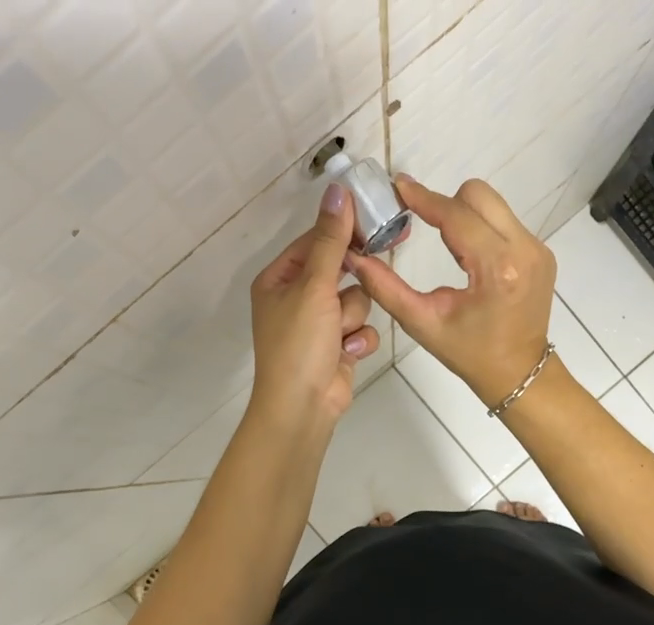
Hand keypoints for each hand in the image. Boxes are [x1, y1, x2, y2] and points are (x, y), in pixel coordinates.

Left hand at [249, 183, 380, 426]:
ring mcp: (318, 325)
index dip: (344, 234)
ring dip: (354, 317)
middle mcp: (297, 299)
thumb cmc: (299, 343)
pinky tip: (348, 353)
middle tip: (366, 278)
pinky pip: (361, 327)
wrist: (303, 406)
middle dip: (351, 286)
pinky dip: (358, 340)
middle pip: (341, 270)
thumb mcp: (314, 285)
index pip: (316, 241)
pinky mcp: (338, 347)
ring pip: (356, 300)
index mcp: (278, 280)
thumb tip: (338, 190)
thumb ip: (331, 239)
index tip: (375, 224)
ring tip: (340, 335)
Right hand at [349, 177, 556, 406]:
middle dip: (447, 204)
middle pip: (478, 196)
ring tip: (447, 245)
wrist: (519, 374)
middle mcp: (524, 250)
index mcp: (496, 268)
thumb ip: (386, 289)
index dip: (424, 199)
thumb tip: (354, 257)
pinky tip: (470, 259)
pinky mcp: (542, 253)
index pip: (456, 216)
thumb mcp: (423, 323)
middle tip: (422, 221)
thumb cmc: (470, 353)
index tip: (399, 187)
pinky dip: (483, 230)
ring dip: (465, 215)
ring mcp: (537, 250)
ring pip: (494, 205)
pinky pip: (506, 223)